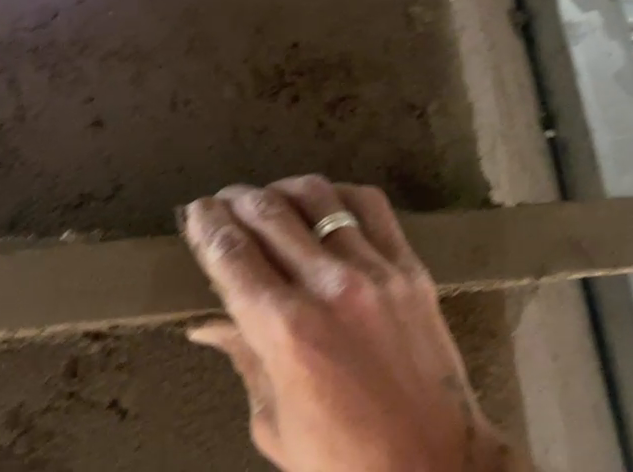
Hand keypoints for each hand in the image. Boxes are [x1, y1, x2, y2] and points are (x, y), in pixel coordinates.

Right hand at [181, 176, 516, 471]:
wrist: (437, 469)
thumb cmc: (346, 462)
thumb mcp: (276, 425)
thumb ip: (243, 360)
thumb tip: (207, 324)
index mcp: (284, 331)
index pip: (230, 252)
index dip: (205, 223)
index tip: (196, 212)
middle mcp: (326, 287)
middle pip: (266, 212)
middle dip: (234, 200)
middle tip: (222, 202)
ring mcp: (374, 271)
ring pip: (316, 197)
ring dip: (281, 190)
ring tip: (269, 198)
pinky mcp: (410, 268)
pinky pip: (369, 205)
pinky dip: (337, 194)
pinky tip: (324, 203)